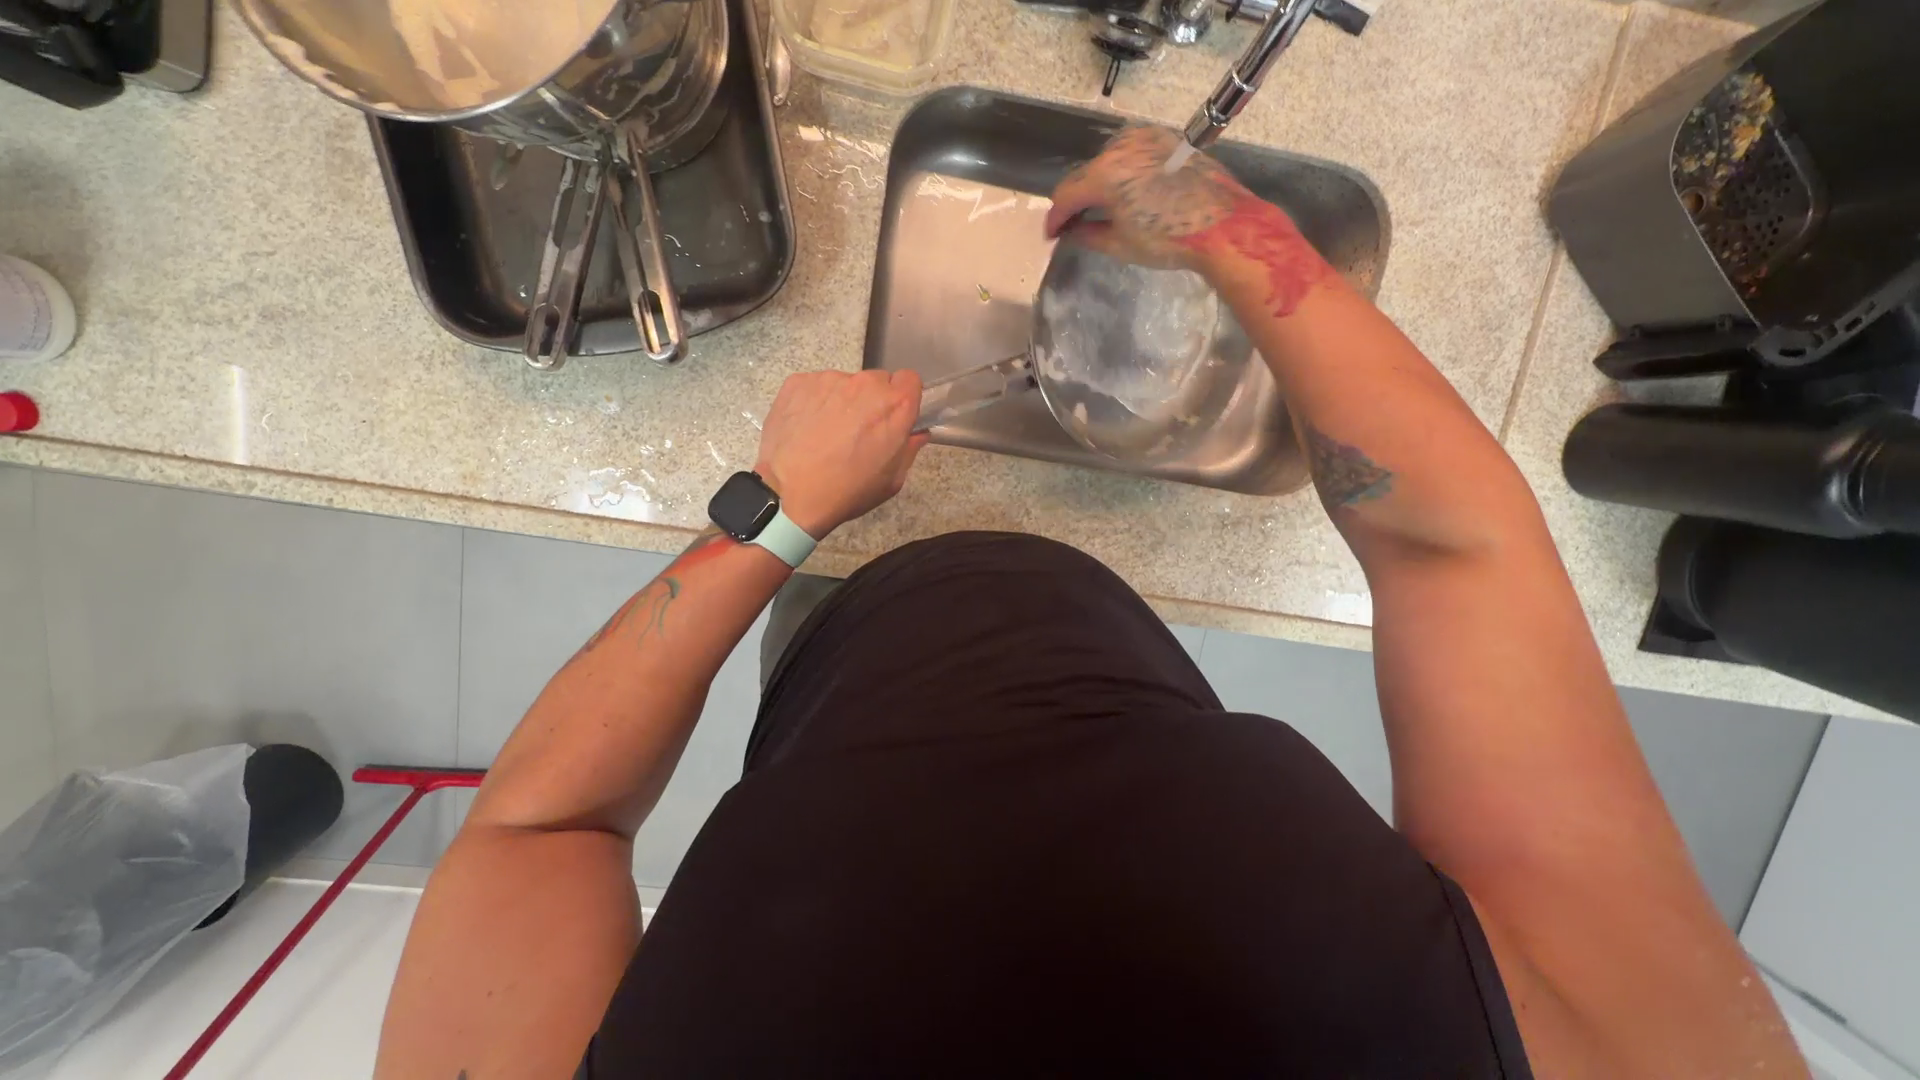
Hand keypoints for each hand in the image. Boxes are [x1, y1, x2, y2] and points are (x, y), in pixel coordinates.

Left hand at [754, 369, 927, 536]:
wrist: (791, 494)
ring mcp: (830, 380)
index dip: (903, 397)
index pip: (910, 379)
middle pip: (876, 381)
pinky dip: (814, 402)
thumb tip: (916, 434)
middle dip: (872, 400)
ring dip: (841, 402)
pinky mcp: (799, 382)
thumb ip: (909, 449)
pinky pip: (815, 387)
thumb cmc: (847, 490)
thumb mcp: (892, 480)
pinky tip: (807, 428)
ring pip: (844, 384)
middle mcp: (865, 384)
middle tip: (859, 429)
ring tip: (827, 433)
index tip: (893, 414)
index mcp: (895, 405)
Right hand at [1044, 125, 1254, 271]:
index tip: (1052, 234)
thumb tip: (1072, 231)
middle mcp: (1122, 147)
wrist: (1223, 225)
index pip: (1066, 193)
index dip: (1055, 217)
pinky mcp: (1168, 139)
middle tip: (1075, 223)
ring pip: (1109, 160)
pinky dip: (1124, 171)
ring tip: (1102, 208)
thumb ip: (1088, 234)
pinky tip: (1129, 192)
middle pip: (1086, 174)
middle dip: (1078, 199)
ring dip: (1100, 183)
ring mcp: (1147, 138)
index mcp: (1106, 173)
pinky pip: (1133, 153)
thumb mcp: (1121, 244)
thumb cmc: (1170, 238)